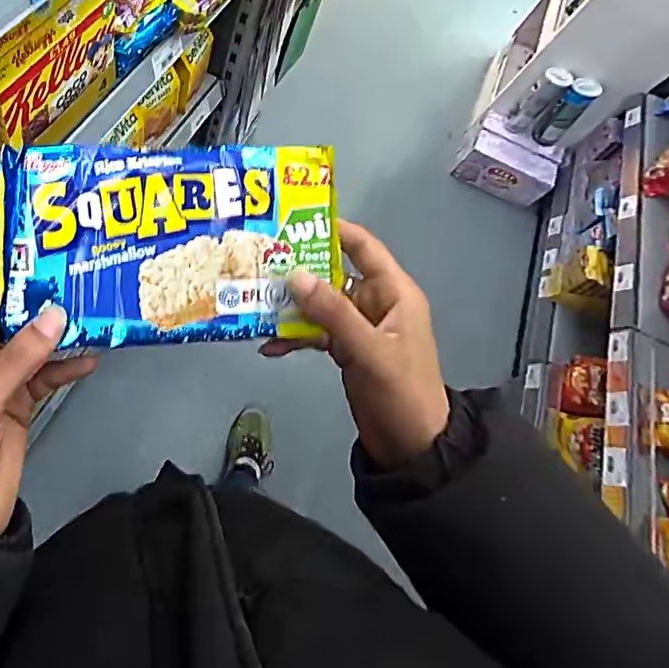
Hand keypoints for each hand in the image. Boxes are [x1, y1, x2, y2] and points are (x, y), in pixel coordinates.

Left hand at [0, 283, 98, 532]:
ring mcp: (3, 381)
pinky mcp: (22, 402)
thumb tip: (55, 315)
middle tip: (77, 284)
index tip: (43, 261)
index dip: (9, 280)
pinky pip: (46, 375)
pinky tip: (89, 360)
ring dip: (59, 336)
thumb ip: (18, 360)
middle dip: (42, 305)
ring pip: (34, 347)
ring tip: (91, 316)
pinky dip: (66, 368)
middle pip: (13, 321)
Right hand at [262, 220, 449, 469]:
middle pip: (332, 274)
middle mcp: (374, 302)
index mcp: (393, 293)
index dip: (334, 230)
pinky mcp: (345, 348)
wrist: (412, 448)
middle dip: (299, 270)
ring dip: (290, 305)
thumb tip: (295, 275)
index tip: (296, 220)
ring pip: (319, 303)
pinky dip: (293, 336)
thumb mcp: (370, 350)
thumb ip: (333, 312)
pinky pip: (314, 332)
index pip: (364, 247)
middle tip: (261, 261)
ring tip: (256, 302)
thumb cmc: (401, 393)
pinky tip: (269, 345)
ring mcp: (357, 326)